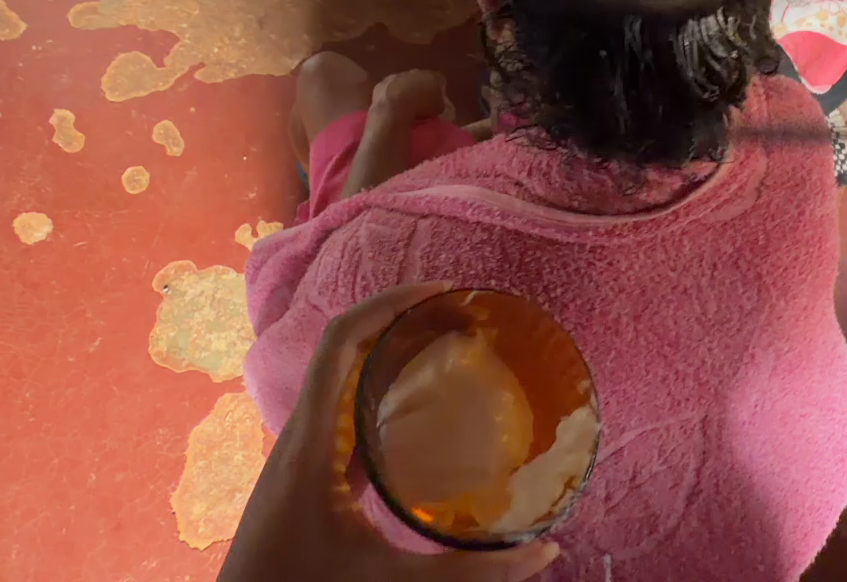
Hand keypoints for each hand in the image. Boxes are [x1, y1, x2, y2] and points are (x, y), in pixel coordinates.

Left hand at [217, 282, 558, 581]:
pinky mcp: (311, 466)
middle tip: (453, 310)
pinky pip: (345, 403)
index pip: (339, 341)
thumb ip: (466, 573)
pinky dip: (380, 383)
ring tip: (442, 337)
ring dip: (386, 343)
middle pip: (343, 343)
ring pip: (341, 370)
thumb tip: (544, 554)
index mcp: (312, 440)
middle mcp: (303, 430)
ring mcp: (303, 446)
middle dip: (395, 313)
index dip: (386, 303)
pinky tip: (418, 400)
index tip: (439, 292)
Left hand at [373, 70, 452, 123]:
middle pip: (420, 78)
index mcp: (431, 75)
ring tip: (405, 105)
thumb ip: (440, 102)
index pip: (439, 79)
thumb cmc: (421, 107)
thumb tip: (438, 103)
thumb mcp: (439, 108)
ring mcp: (397, 76)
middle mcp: (414, 72)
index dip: (438, 89)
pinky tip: (392, 106)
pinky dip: (391, 95)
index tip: (437, 99)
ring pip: (403, 82)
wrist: (393, 108)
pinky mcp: (382, 84)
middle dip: (420, 88)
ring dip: (405, 90)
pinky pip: (389, 89)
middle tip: (421, 101)